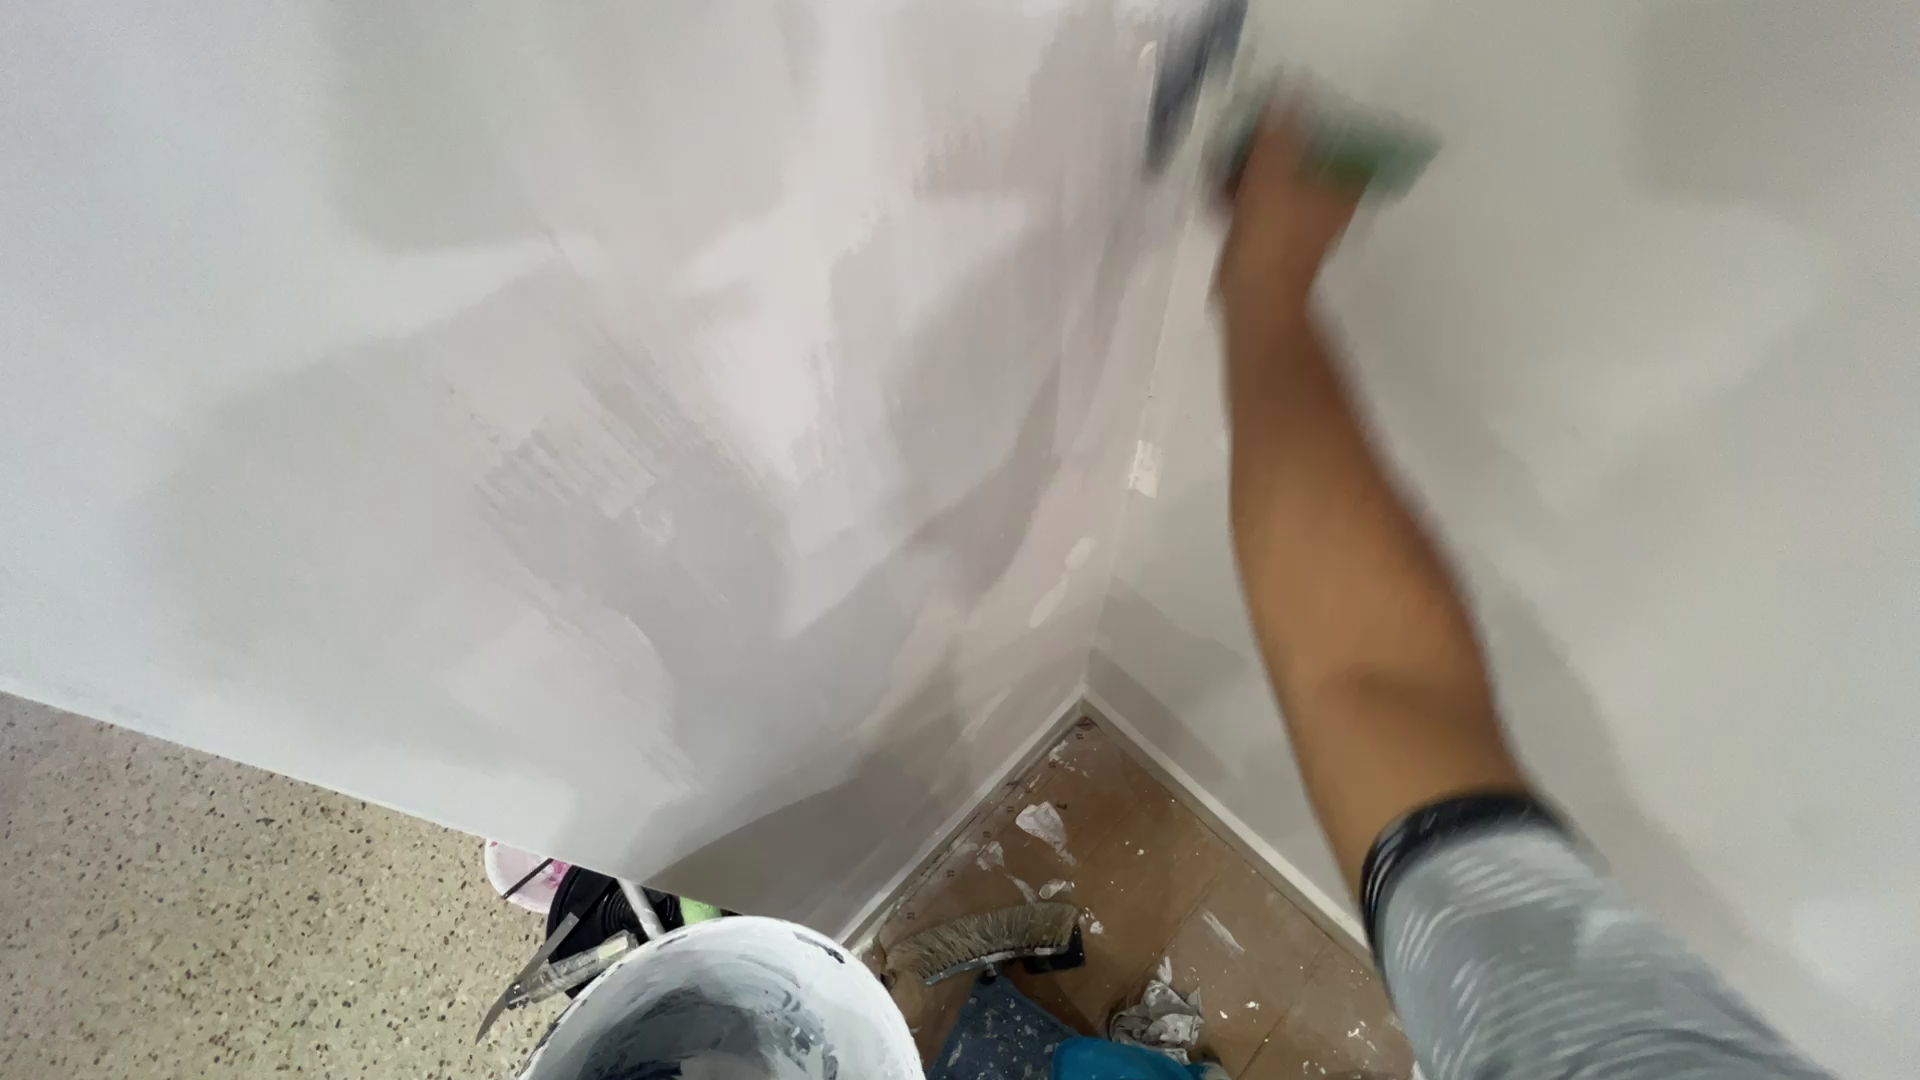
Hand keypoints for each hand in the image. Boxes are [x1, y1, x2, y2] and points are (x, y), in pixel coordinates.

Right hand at [1214, 108, 1361, 321]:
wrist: (1255, 303)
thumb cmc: (1270, 240)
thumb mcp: (1272, 174)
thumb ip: (1277, 131)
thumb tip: (1287, 89)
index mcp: (1341, 186)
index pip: (1330, 137)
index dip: (1301, 123)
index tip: (1270, 119)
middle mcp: (1330, 205)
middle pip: (1302, 161)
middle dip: (1269, 149)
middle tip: (1240, 142)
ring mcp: (1302, 228)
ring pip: (1277, 185)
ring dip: (1250, 175)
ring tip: (1222, 169)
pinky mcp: (1276, 246)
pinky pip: (1260, 210)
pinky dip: (1242, 201)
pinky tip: (1219, 197)